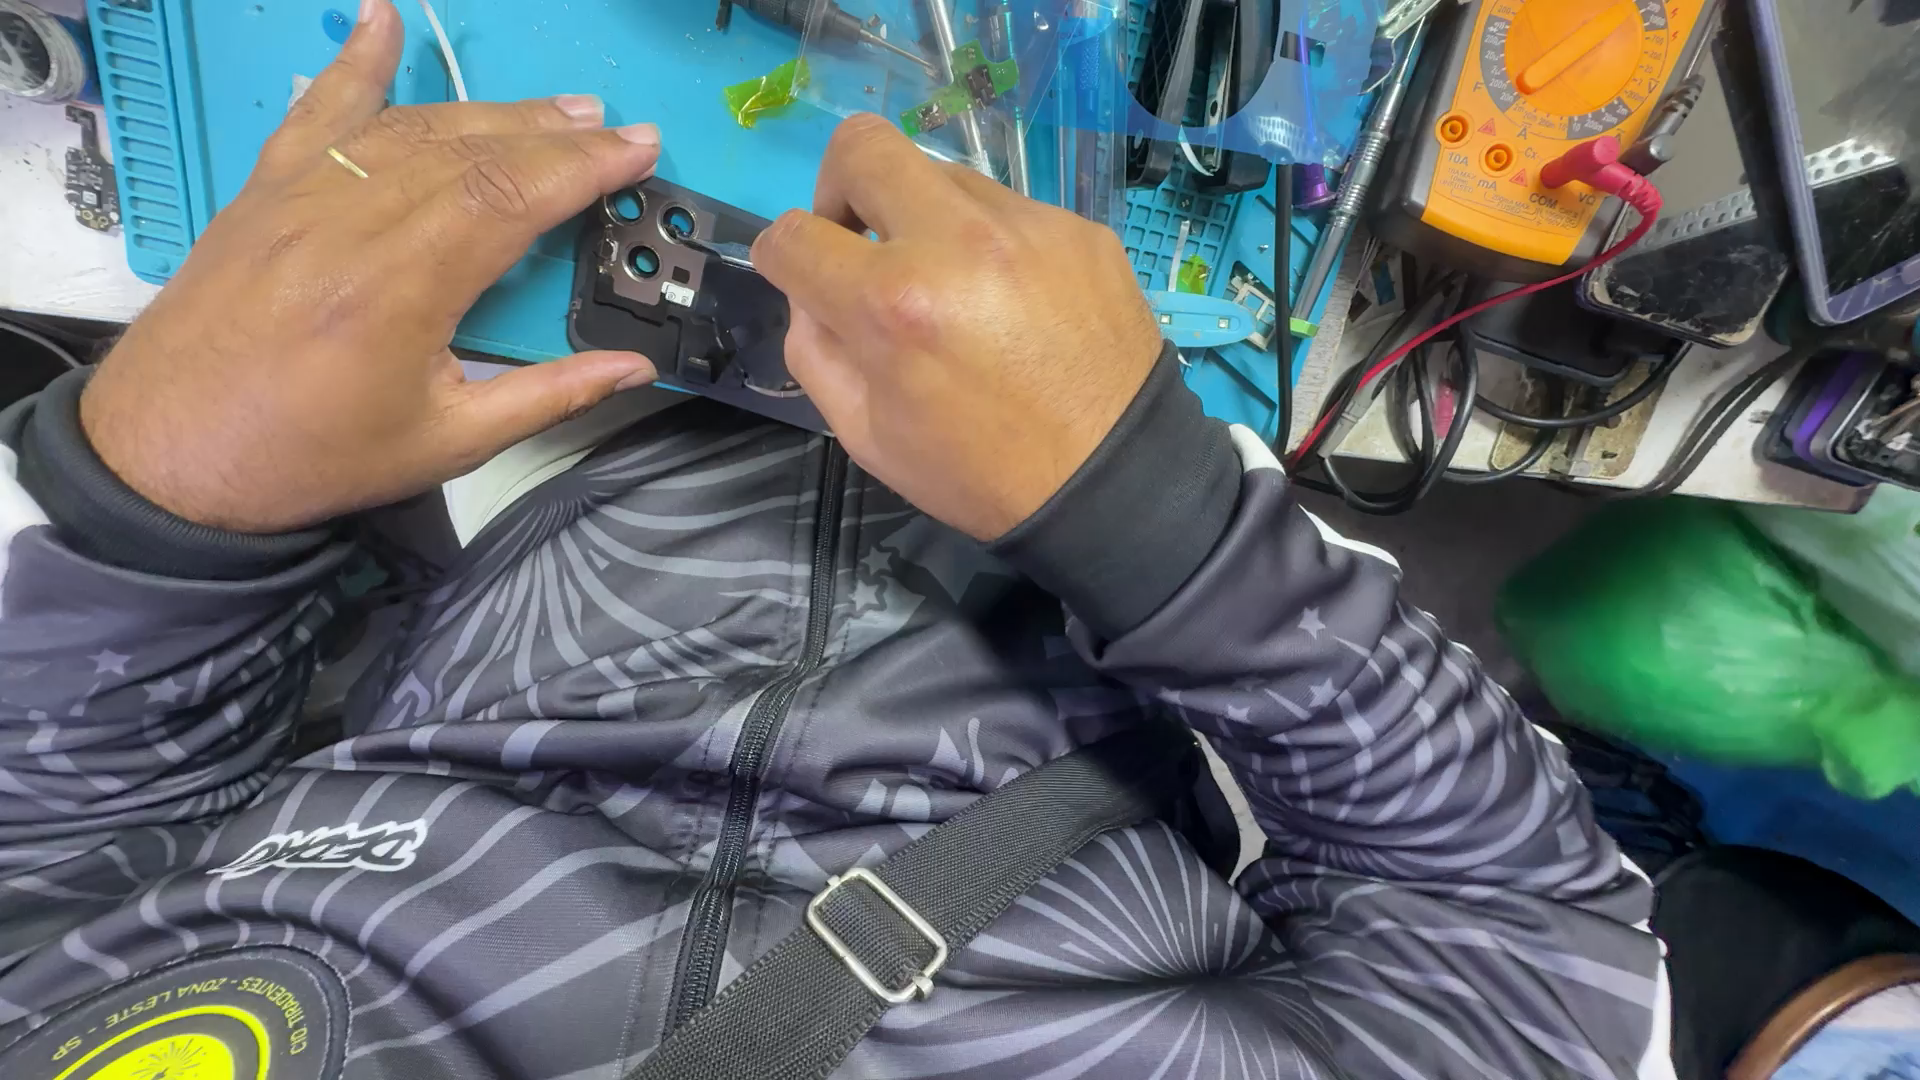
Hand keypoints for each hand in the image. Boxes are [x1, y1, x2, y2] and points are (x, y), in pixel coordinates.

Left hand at [79, 0, 661, 532]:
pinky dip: (355, 64)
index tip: (638, 151)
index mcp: (403, 287)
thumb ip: (554, 395)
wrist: (176, 454)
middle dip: (556, 135)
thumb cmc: (325, 454)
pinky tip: (379, 20)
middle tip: (617, 129)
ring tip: (560, 106)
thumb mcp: (457, 439)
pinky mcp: (265, 194)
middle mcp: (350, 223)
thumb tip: (637, 368)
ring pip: (412, 128)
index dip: (581, 167)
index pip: (509, 198)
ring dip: (494, 110)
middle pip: (470, 151)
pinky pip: (318, 115)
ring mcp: (299, 198)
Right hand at [751, 116, 1161, 541]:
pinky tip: (1014, 304)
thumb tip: (810, 294)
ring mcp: (1028, 225)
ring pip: (941, 176)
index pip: (795, 236)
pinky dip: (989, 246)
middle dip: (838, 190)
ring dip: (922, 222)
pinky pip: (1008, 211)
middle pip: (862, 146)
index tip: (799, 273)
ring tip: (954, 290)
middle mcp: (958, 241)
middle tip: (863, 246)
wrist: (1111, 481)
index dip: (780, 256)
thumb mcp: (870, 438)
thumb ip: (816, 353)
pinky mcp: (1080, 229)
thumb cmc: (980, 476)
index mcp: (893, 305)